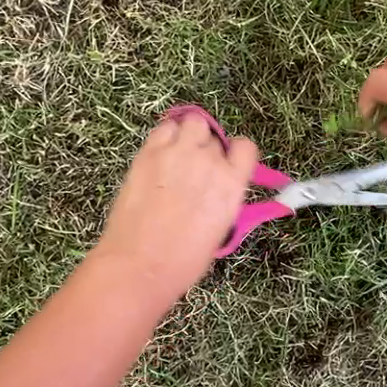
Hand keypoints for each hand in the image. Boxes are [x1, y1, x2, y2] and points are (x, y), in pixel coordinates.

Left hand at [92, 112, 259, 296]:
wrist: (141, 263)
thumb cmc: (184, 260)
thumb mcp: (220, 230)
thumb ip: (223, 199)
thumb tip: (216, 189)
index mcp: (232, 184)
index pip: (245, 147)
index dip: (235, 155)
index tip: (225, 165)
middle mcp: (209, 161)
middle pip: (215, 137)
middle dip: (207, 149)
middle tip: (194, 169)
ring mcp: (178, 152)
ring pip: (192, 123)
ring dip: (189, 135)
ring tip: (178, 155)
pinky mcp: (149, 152)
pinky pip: (164, 128)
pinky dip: (166, 136)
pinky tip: (160, 154)